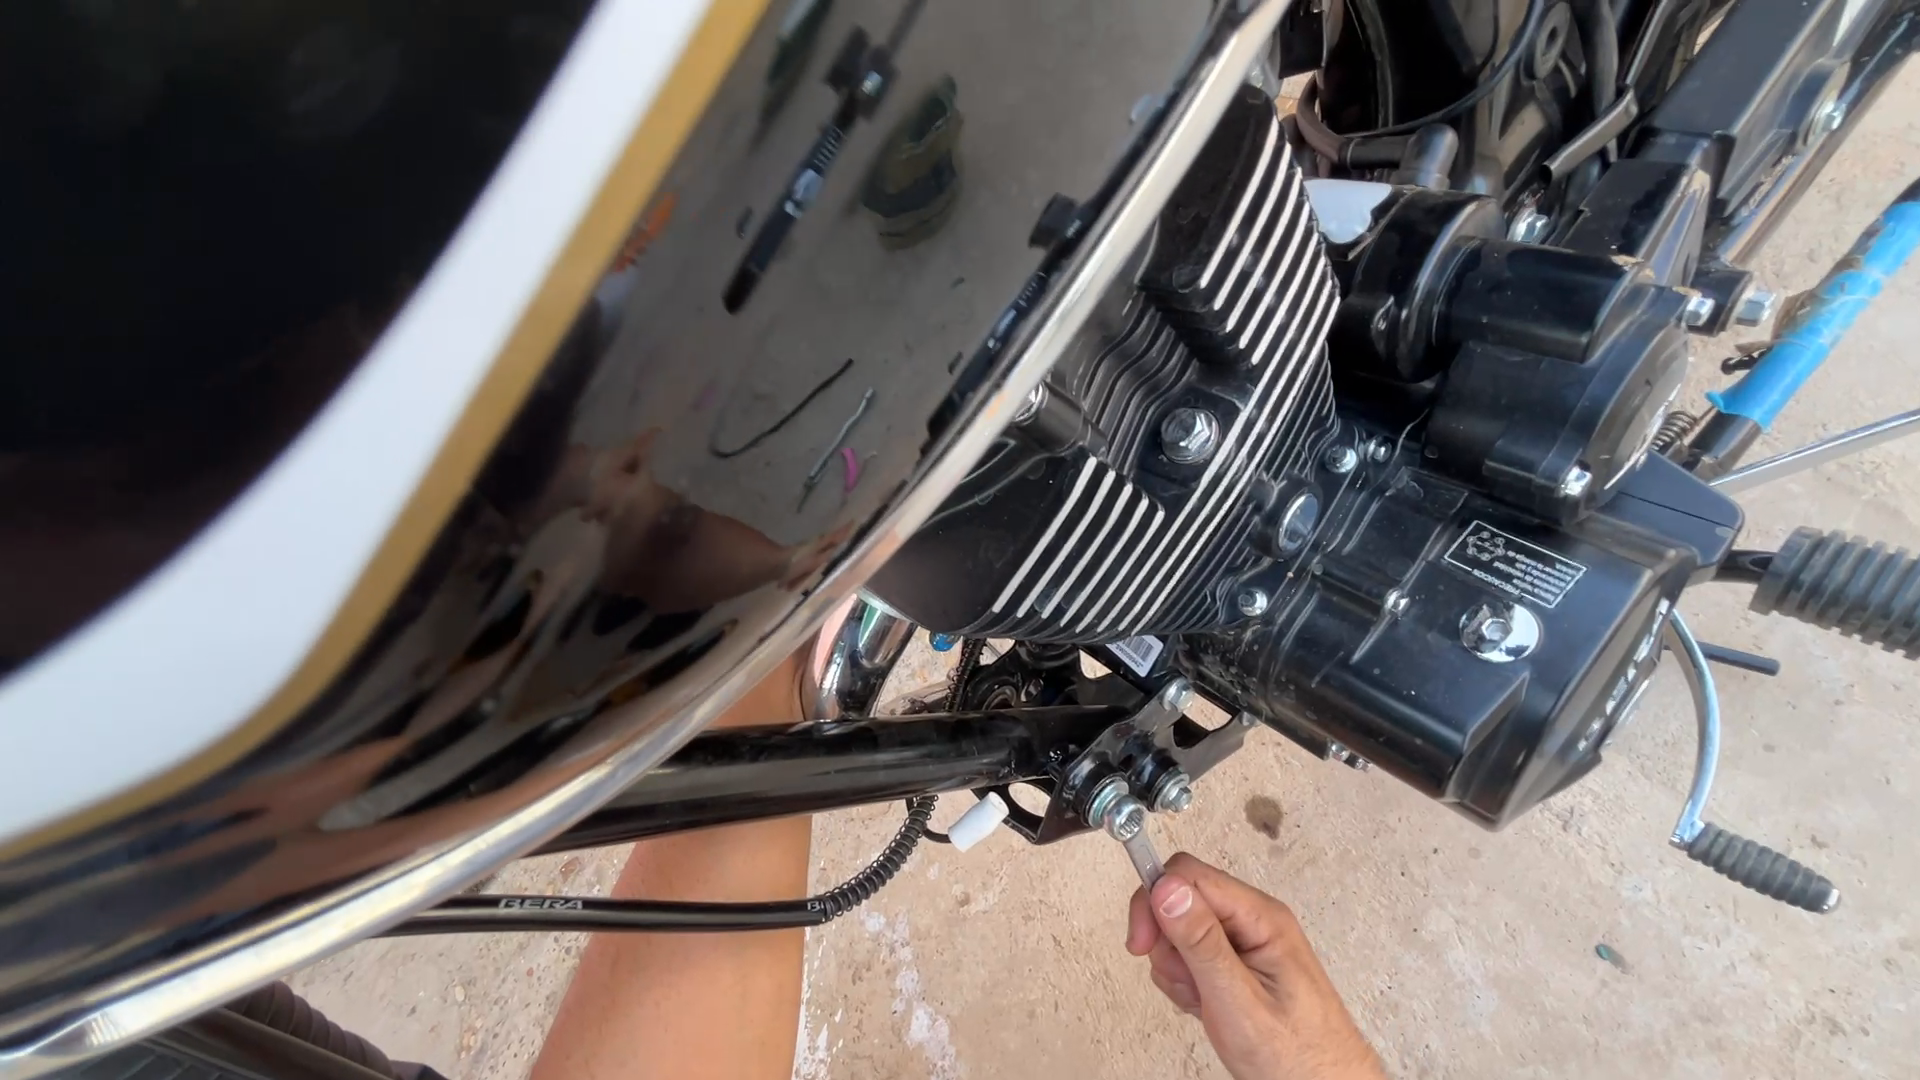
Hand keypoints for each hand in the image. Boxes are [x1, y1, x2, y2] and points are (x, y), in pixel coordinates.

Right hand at [1126, 854, 1386, 1079]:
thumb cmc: (1298, 1060)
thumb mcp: (1239, 1003)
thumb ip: (1201, 943)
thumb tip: (1166, 888)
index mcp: (1260, 917)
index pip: (1189, 875)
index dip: (1155, 900)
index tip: (1140, 940)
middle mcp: (1252, 919)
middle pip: (1182, 897)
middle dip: (1166, 939)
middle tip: (1182, 980)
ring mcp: (1245, 940)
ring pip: (1181, 926)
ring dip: (1177, 965)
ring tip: (1202, 1000)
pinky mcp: (1236, 960)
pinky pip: (1190, 951)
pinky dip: (1186, 979)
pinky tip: (1205, 1003)